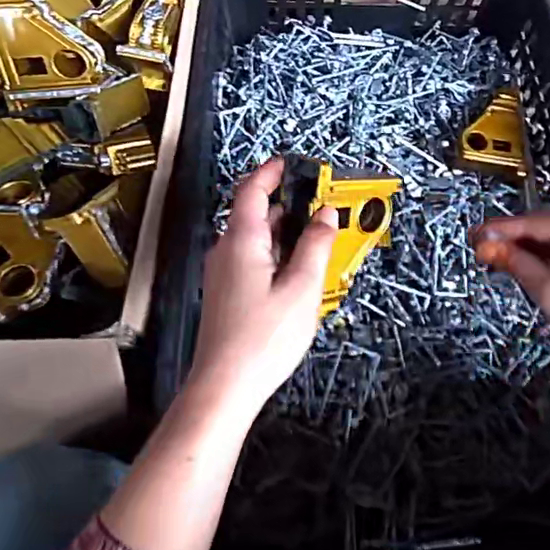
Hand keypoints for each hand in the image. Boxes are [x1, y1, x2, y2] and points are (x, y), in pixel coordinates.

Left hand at [188, 158, 337, 419]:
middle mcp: (226, 250)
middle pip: (254, 211)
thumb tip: (326, 215)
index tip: (291, 163)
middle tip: (317, 201)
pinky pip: (251, 256)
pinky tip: (296, 268)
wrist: (224, 387)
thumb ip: (316, 246)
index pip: (253, 189)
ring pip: (254, 236)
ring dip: (283, 229)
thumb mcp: (302, 288)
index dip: (272, 172)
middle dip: (286, 202)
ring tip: (314, 235)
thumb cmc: (261, 340)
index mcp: (242, 240)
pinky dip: (275, 251)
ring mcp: (223, 272)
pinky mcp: (226, 291)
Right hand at [473, 211, 549, 376]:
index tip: (474, 235)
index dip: (500, 230)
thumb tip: (488, 245)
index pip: (532, 222)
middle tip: (483, 251)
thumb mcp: (548, 290)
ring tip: (503, 263)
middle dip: (513, 241)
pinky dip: (546, 260)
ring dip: (528, 251)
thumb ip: (516, 262)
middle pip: (542, 228)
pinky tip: (530, 270)